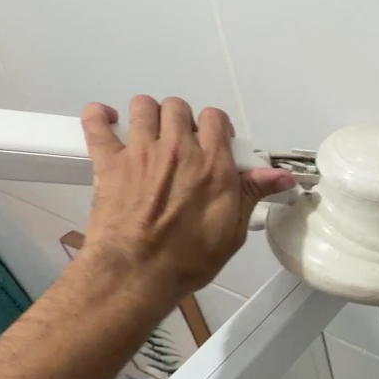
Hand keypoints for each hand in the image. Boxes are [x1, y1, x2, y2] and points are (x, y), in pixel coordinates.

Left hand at [78, 95, 295, 298]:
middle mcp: (178, 150)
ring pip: (143, 106)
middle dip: (182, 121)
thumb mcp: (234, 230)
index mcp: (213, 166)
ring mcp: (140, 152)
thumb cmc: (190, 258)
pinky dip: (100, 116)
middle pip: (178, 108)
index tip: (216, 143)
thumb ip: (253, 194)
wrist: (140, 272)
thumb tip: (282, 177)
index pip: (216, 119)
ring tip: (150, 135)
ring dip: (149, 115)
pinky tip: (109, 122)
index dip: (217, 128)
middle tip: (183, 143)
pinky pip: (96, 121)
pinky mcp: (108, 161)